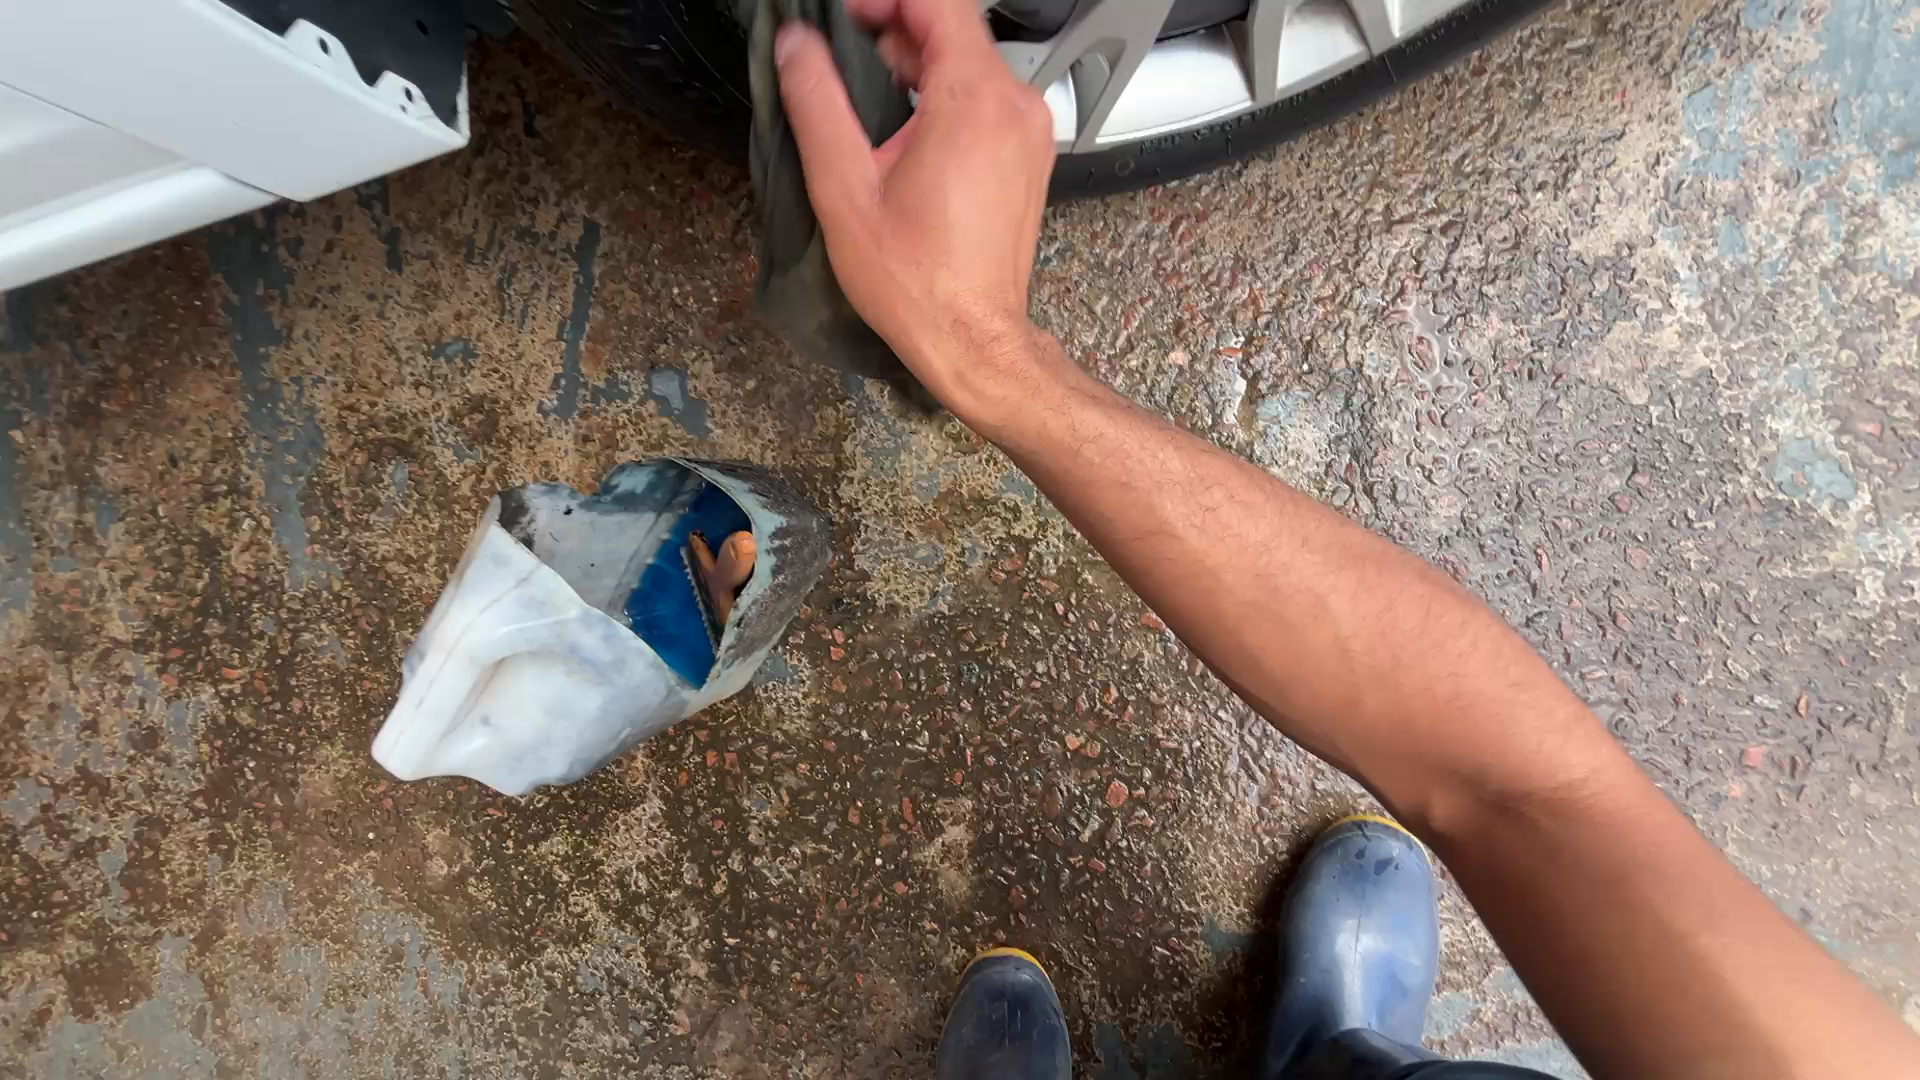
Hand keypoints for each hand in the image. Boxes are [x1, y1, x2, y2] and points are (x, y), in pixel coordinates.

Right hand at [774, 0, 1059, 419]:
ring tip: (879, 94)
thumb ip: (815, 103)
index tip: (848, 14)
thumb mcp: (845, 191)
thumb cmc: (920, 285)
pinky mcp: (1029, 163)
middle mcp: (1016, 109)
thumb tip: (796, 47)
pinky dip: (951, 99)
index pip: (935, 0)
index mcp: (974, 100)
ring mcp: (1029, 138)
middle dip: (899, 29)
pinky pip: (990, 104)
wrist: (972, 339)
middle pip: (956, 29)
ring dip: (924, 65)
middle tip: (851, 54)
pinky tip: (916, 132)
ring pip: (974, 66)